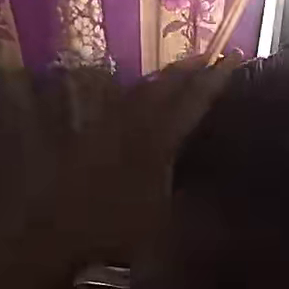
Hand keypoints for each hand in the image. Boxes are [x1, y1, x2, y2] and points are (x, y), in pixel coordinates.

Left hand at [0, 57, 237, 268]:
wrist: (54, 232)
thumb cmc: (113, 232)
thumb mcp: (162, 222)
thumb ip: (187, 200)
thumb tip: (207, 187)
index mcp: (156, 142)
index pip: (190, 101)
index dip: (213, 79)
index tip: (233, 57)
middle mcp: (131, 126)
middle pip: (163, 87)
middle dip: (189, 69)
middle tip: (211, 56)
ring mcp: (106, 128)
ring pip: (139, 91)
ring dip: (163, 77)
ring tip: (180, 69)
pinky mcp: (88, 137)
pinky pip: (119, 104)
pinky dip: (138, 93)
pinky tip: (138, 98)